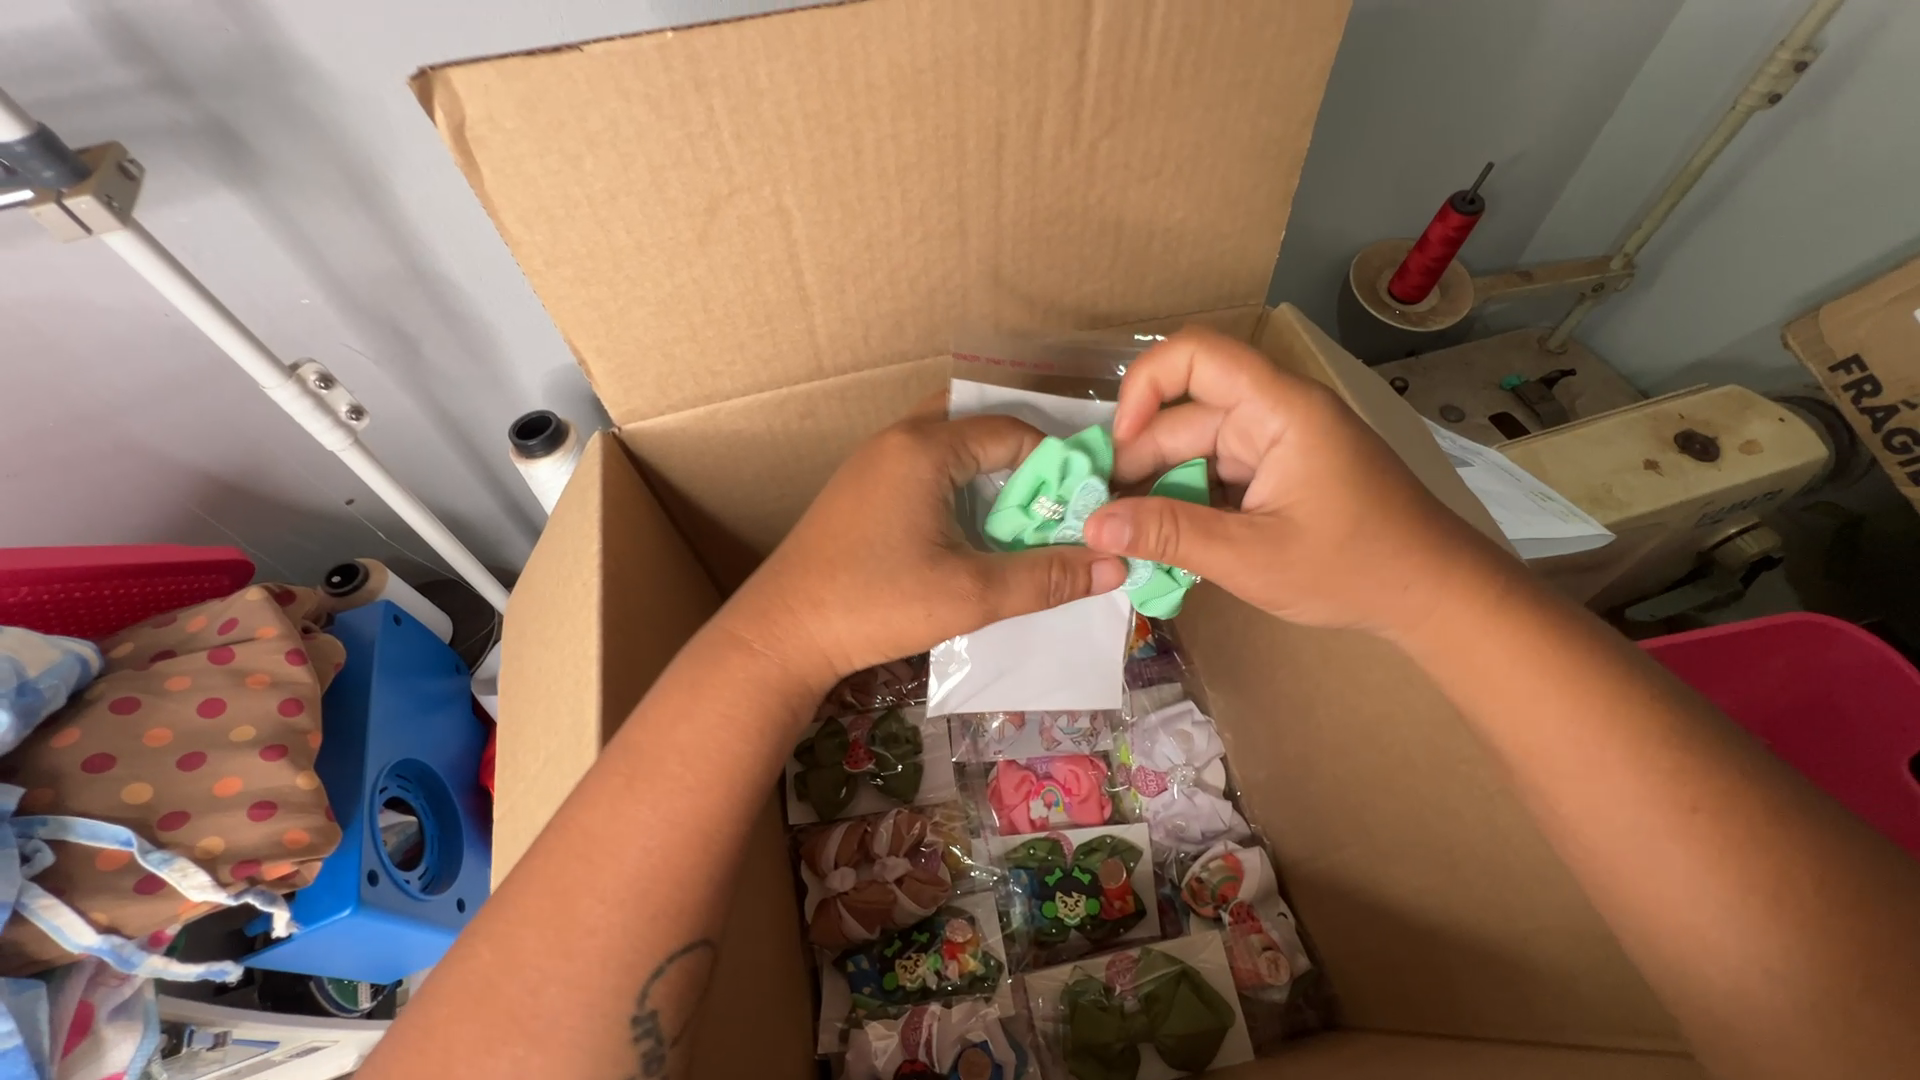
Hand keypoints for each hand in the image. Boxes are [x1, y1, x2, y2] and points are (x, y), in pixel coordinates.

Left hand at [716, 402, 1129, 689]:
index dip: (1056, 463)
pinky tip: (969, 530)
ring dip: (987, 474)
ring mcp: (872, 462)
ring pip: (947, 446)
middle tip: (1052, 503)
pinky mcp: (859, 490)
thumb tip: (1116, 565)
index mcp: (925, 448)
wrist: (781, 632)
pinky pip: (922, 467)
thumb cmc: (875, 604)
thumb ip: (1045, 578)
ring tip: (1020, 519)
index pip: (1012, 431)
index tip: (1083, 502)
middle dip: (1020, 459)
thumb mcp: (970, 594)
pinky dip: (955, 486)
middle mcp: (897, 439)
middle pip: (976, 425)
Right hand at [1082, 327, 1510, 638]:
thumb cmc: (1354, 569)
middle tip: (1099, 518)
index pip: (1195, 356)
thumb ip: (1169, 535)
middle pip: (1183, 418)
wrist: (1434, 596)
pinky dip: (1185, 506)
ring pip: (1192, 453)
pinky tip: (1161, 542)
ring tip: (1122, 539)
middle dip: (1137, 464)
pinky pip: (1213, 478)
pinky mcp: (1274, 476)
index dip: (1144, 388)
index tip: (1118, 448)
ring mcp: (1273, 447)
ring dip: (1157, 492)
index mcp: (1278, 410)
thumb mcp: (1250, 557)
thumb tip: (1092, 527)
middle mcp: (1271, 415)